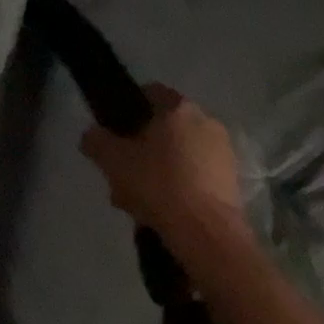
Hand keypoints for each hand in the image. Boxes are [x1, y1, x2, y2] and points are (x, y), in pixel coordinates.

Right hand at [80, 85, 245, 238]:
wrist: (206, 230)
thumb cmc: (158, 185)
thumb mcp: (114, 162)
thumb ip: (97, 142)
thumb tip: (91, 134)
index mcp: (178, 108)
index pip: (150, 92)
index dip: (128, 109)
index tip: (113, 133)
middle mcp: (206, 120)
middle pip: (165, 127)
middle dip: (143, 148)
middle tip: (123, 174)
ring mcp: (223, 150)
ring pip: (180, 154)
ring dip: (160, 170)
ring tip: (140, 200)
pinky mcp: (231, 179)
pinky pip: (196, 175)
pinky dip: (180, 187)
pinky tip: (164, 210)